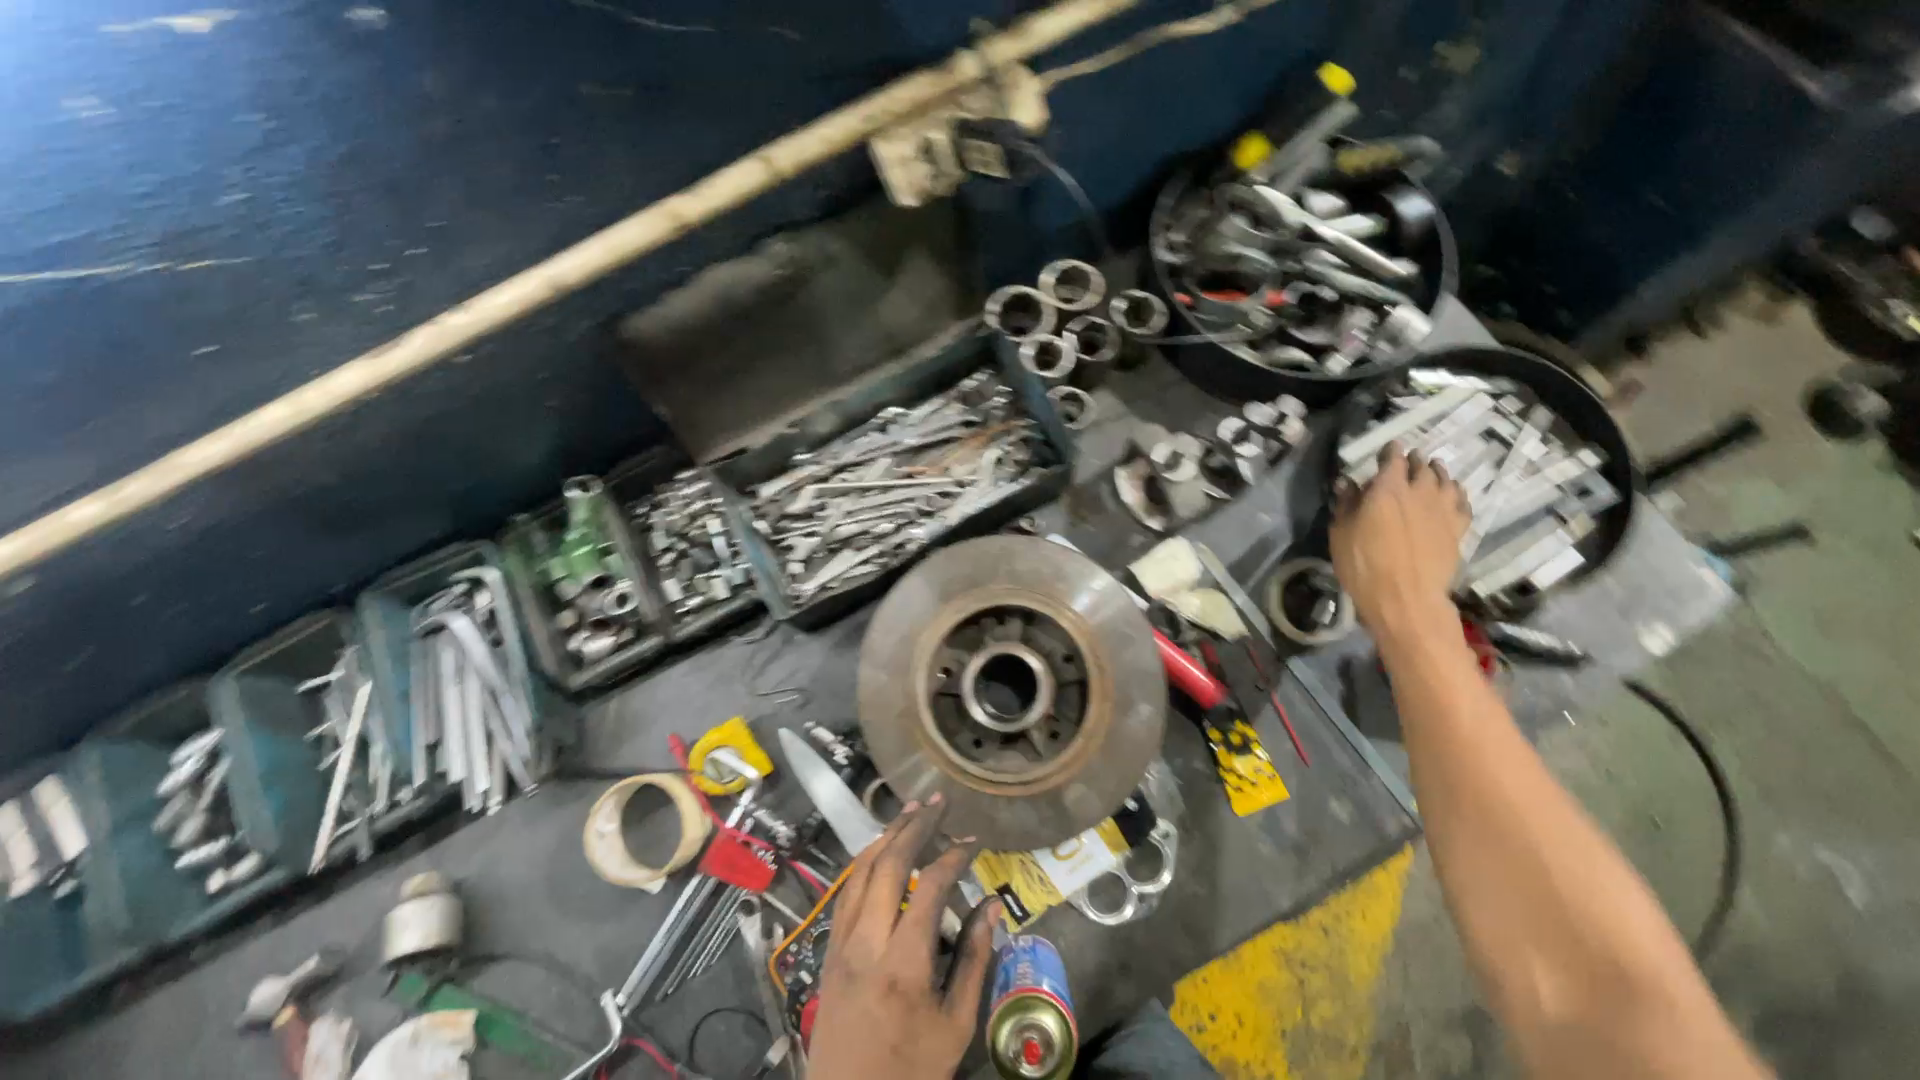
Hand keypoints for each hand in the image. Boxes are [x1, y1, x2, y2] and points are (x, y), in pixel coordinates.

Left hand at [808, 796, 999, 1079]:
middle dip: (914, 826)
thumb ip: (974, 960)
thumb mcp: (956, 1024)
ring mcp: (840, 943)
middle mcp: (865, 943)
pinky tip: (880, 851)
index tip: (973, 840)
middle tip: (939, 801)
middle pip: (887, 865)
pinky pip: (845, 892)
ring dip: (886, 836)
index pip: (927, 887)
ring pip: (859, 872)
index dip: (952, 856)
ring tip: (911, 810)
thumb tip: (991, 905)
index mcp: (903, 962)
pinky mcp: (828, 950)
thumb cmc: (912, 1067)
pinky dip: (865, 863)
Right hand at [1330, 442, 1469, 642]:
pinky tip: (1454, 496)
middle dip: (1415, 460)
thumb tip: (1347, 483)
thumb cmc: (1364, 566)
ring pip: (1446, 480)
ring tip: (1435, 470)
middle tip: (1411, 460)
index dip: (1390, 451)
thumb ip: (1346, 504)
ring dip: (1439, 472)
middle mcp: (1420, 491)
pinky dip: (1457, 494)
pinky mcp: (1458, 529)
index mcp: (1388, 488)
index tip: (1388, 449)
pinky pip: (1463, 503)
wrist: (1406, 598)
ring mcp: (1443, 509)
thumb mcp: (1341, 534)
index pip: (1393, 458)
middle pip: (1422, 466)